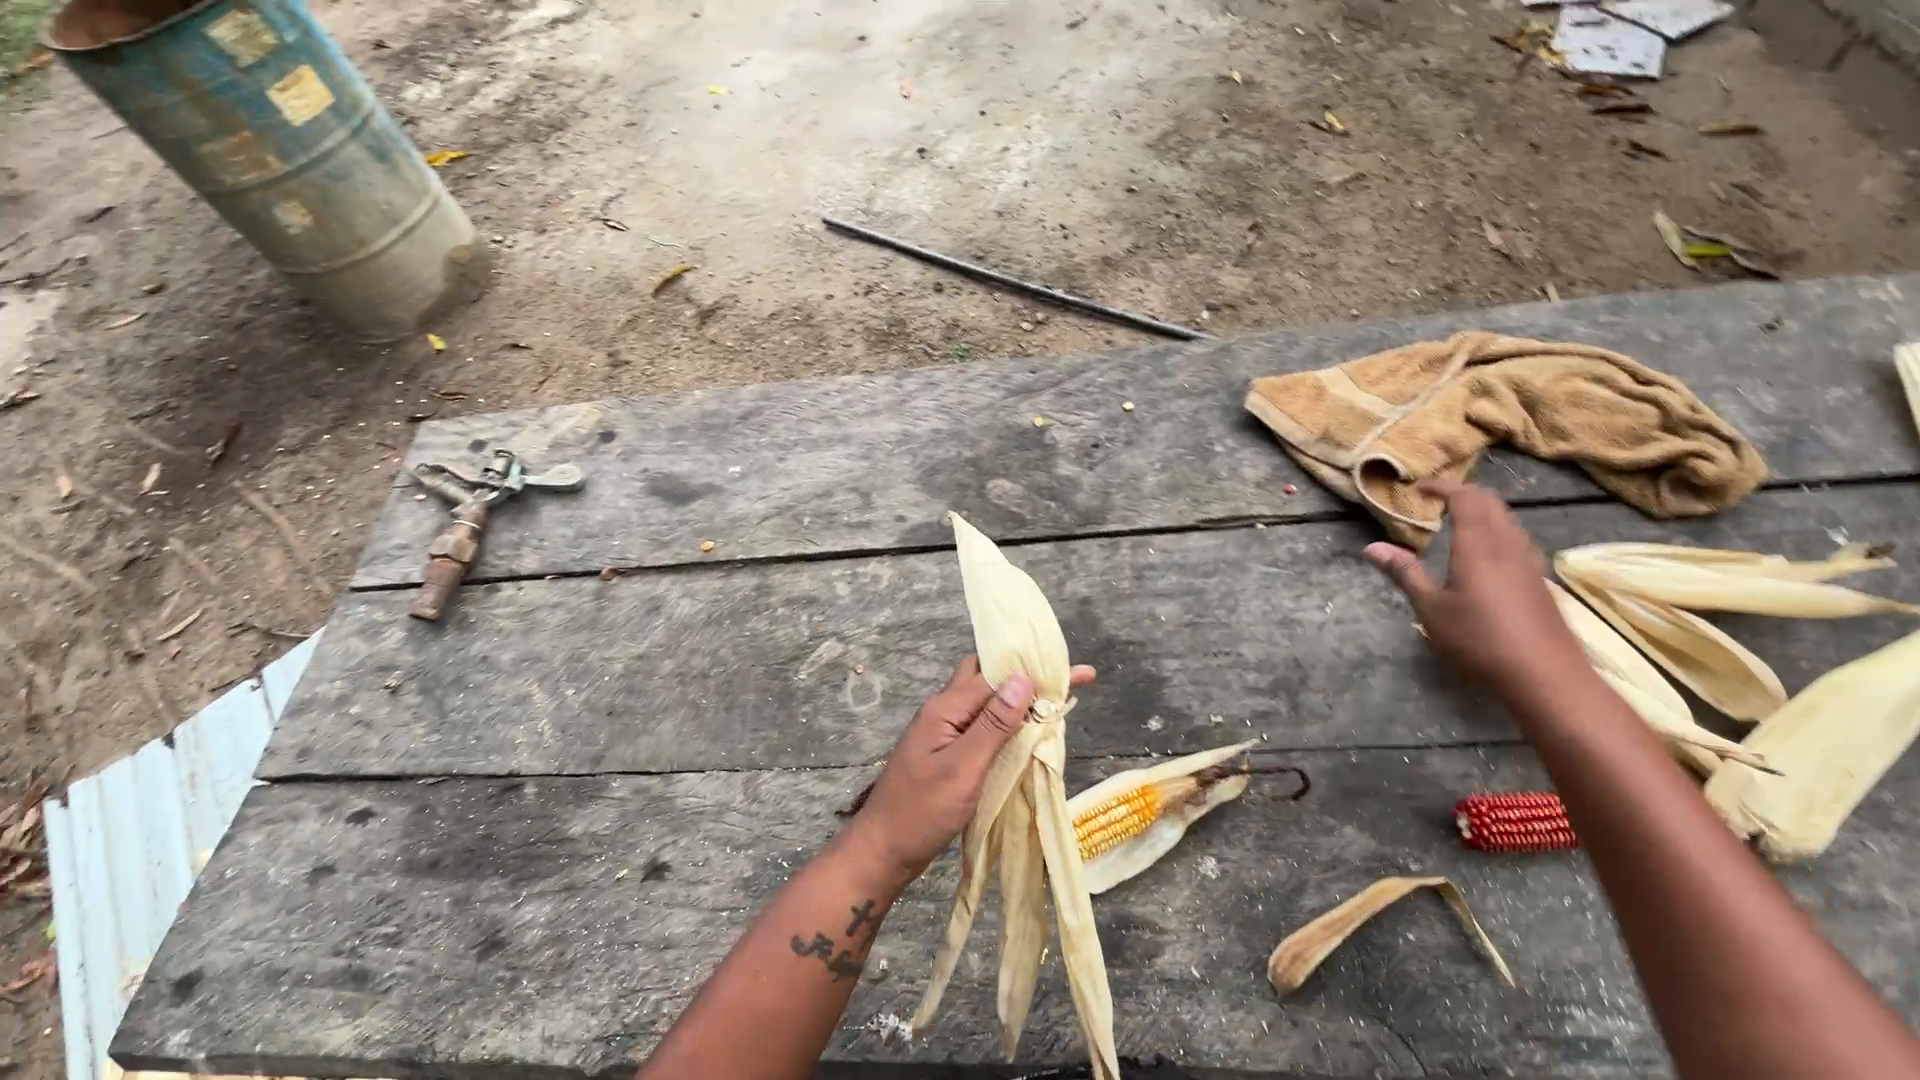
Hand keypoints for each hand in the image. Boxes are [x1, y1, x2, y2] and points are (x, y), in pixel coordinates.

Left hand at [842, 657, 1095, 884]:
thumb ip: (993, 724)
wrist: (882, 851)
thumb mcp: (963, 768)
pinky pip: (981, 725)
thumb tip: (1023, 678)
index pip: (995, 674)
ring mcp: (943, 732)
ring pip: (984, 701)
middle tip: (1064, 681)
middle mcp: (943, 711)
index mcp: (945, 708)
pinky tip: (1025, 732)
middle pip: (986, 677)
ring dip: (1016, 699)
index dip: (1035, 670)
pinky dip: (1006, 723)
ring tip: (1055, 702)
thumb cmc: (921, 812)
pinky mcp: (947, 752)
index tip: (1076, 671)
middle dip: (1025, 675)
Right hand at [1362, 483, 1584, 697]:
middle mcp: (1508, 544)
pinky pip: (1517, 539)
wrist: (1544, 675)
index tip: (1418, 491)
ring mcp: (1529, 562)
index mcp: (1478, 544)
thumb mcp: (1431, 608)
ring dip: (1482, 512)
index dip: (1442, 487)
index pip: (1465, 497)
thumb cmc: (1479, 639)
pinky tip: (1486, 557)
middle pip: (1491, 502)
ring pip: (1508, 520)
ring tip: (1457, 525)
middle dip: (1463, 494)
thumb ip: (1404, 573)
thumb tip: (1372, 547)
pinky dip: (1496, 532)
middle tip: (1436, 503)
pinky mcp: (1540, 580)